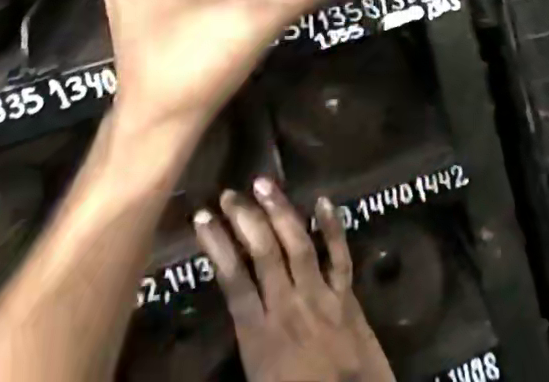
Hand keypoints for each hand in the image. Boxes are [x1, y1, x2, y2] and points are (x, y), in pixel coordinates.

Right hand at [193, 178, 394, 381]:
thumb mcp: (258, 375)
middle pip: (264, 253)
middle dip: (245, 219)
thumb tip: (231, 298)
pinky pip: (340, 257)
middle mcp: (289, 307)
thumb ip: (245, 336)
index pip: (233, 280)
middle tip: (229, 194)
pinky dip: (333, 228)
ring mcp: (321, 298)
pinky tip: (323, 201)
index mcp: (260, 335)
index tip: (201, 217)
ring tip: (264, 184)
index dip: (216, 246)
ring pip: (299, 246)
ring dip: (280, 212)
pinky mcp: (347, 298)